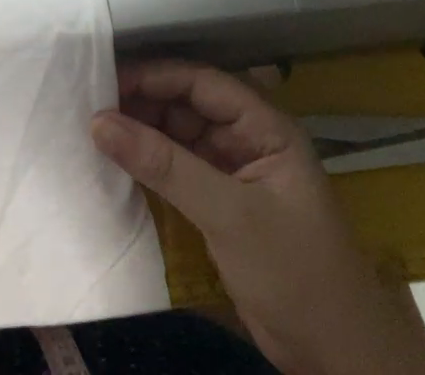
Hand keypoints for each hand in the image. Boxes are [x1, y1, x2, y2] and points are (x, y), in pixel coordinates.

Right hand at [91, 60, 424, 374]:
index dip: (154, 76)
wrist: (336, 355)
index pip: (202, 83)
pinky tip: (115, 163)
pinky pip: (176, 170)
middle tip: (88, 106)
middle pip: (186, 105)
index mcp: (265, 128)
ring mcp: (233, 175)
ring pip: (178, 137)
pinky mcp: (219, 207)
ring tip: (92, 131)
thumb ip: (164, 165)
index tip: (104, 82)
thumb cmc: (294, 271)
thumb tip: (99, 121)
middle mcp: (248, 142)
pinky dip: (147, 164)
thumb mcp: (228, 213)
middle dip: (141, 103)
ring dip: (140, 133)